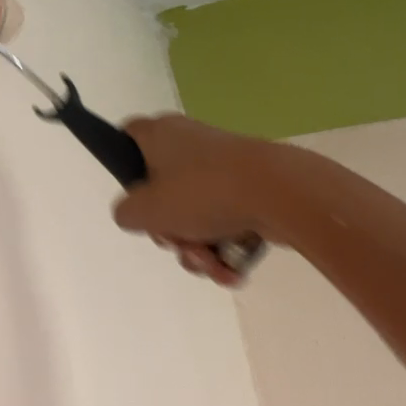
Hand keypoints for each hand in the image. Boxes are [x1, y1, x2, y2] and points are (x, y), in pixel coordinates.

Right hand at [111, 114, 295, 286]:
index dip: (122, 163)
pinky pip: (225, 222)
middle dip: (167, 228)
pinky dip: (224, 248)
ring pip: (194, 214)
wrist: (283, 194)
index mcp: (160, 135)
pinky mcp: (253, 188)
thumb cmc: (203, 193)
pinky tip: (230, 270)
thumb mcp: (146, 210)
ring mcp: (224, 167)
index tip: (133, 195)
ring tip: (210, 264)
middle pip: (160, 189)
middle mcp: (190, 143)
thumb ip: (126, 213)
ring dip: (196, 248)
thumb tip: (137, 214)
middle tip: (175, 241)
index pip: (128, 137)